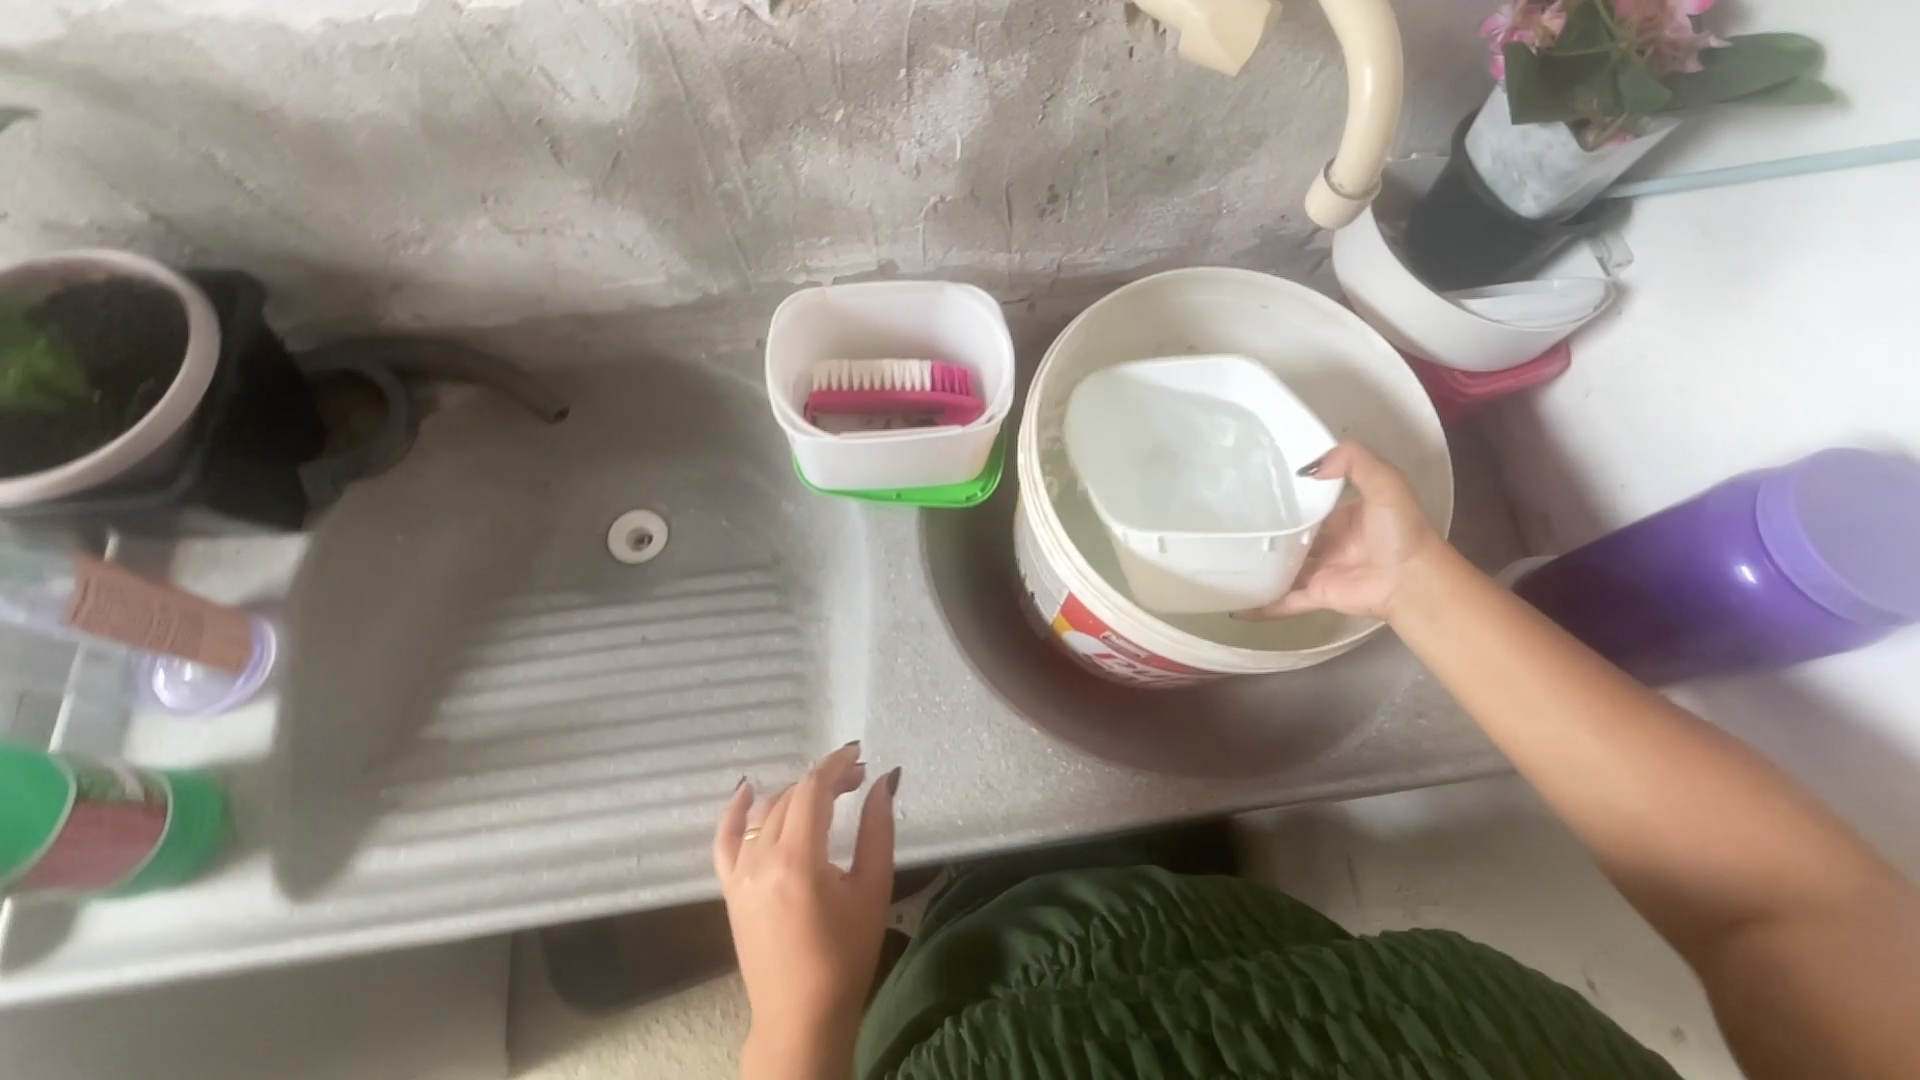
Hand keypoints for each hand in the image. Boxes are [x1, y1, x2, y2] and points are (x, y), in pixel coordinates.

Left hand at [714, 743, 898, 1079]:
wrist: (801, 1016)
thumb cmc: (846, 957)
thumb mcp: (872, 890)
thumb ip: (878, 829)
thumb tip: (885, 780)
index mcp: (798, 860)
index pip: (813, 790)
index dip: (838, 766)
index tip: (861, 756)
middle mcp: (761, 859)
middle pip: (791, 796)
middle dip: (825, 779)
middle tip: (858, 780)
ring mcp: (739, 874)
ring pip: (765, 812)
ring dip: (796, 793)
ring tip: (828, 793)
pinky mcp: (729, 889)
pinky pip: (725, 839)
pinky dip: (735, 811)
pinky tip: (747, 789)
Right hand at [1237, 442, 1445, 620]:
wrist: (1413, 580)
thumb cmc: (1401, 532)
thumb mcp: (1386, 483)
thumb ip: (1353, 462)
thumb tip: (1307, 468)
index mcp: (1344, 518)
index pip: (1308, 507)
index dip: (1284, 500)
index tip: (1253, 493)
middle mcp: (1331, 544)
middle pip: (1290, 539)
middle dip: (1265, 534)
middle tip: (1230, 526)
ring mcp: (1322, 571)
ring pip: (1282, 570)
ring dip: (1258, 569)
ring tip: (1222, 562)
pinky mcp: (1316, 595)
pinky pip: (1284, 602)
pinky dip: (1261, 607)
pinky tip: (1236, 608)